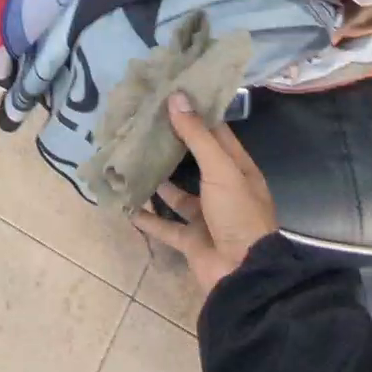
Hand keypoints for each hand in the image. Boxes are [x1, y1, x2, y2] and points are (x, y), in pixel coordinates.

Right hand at [131, 90, 278, 294]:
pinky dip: (147, 217)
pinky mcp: (190, 240)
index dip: (195, 113)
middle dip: (171, 143)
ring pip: (177, 193)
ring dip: (158, 179)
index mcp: (238, 169)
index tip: (169, 94)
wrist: (244, 277)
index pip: (215, 133)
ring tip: (132, 158)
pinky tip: (127, 203)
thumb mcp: (220, 169)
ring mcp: (206, 216)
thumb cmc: (238, 213)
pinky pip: (165, 226)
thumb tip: (176, 97)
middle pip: (194, 160)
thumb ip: (197, 135)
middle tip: (143, 121)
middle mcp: (223, 189)